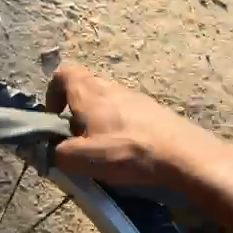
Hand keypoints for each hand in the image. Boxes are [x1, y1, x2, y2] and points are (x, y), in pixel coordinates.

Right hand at [44, 62, 222, 189]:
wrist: (185, 157)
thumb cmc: (126, 152)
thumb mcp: (80, 159)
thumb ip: (54, 153)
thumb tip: (46, 151)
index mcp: (89, 94)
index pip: (64, 73)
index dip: (52, 92)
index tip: (54, 117)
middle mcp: (111, 89)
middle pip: (85, 87)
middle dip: (74, 110)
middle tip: (75, 137)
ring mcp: (136, 98)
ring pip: (106, 100)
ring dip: (97, 119)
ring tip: (100, 147)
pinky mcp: (154, 111)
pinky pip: (126, 112)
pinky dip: (118, 127)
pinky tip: (125, 150)